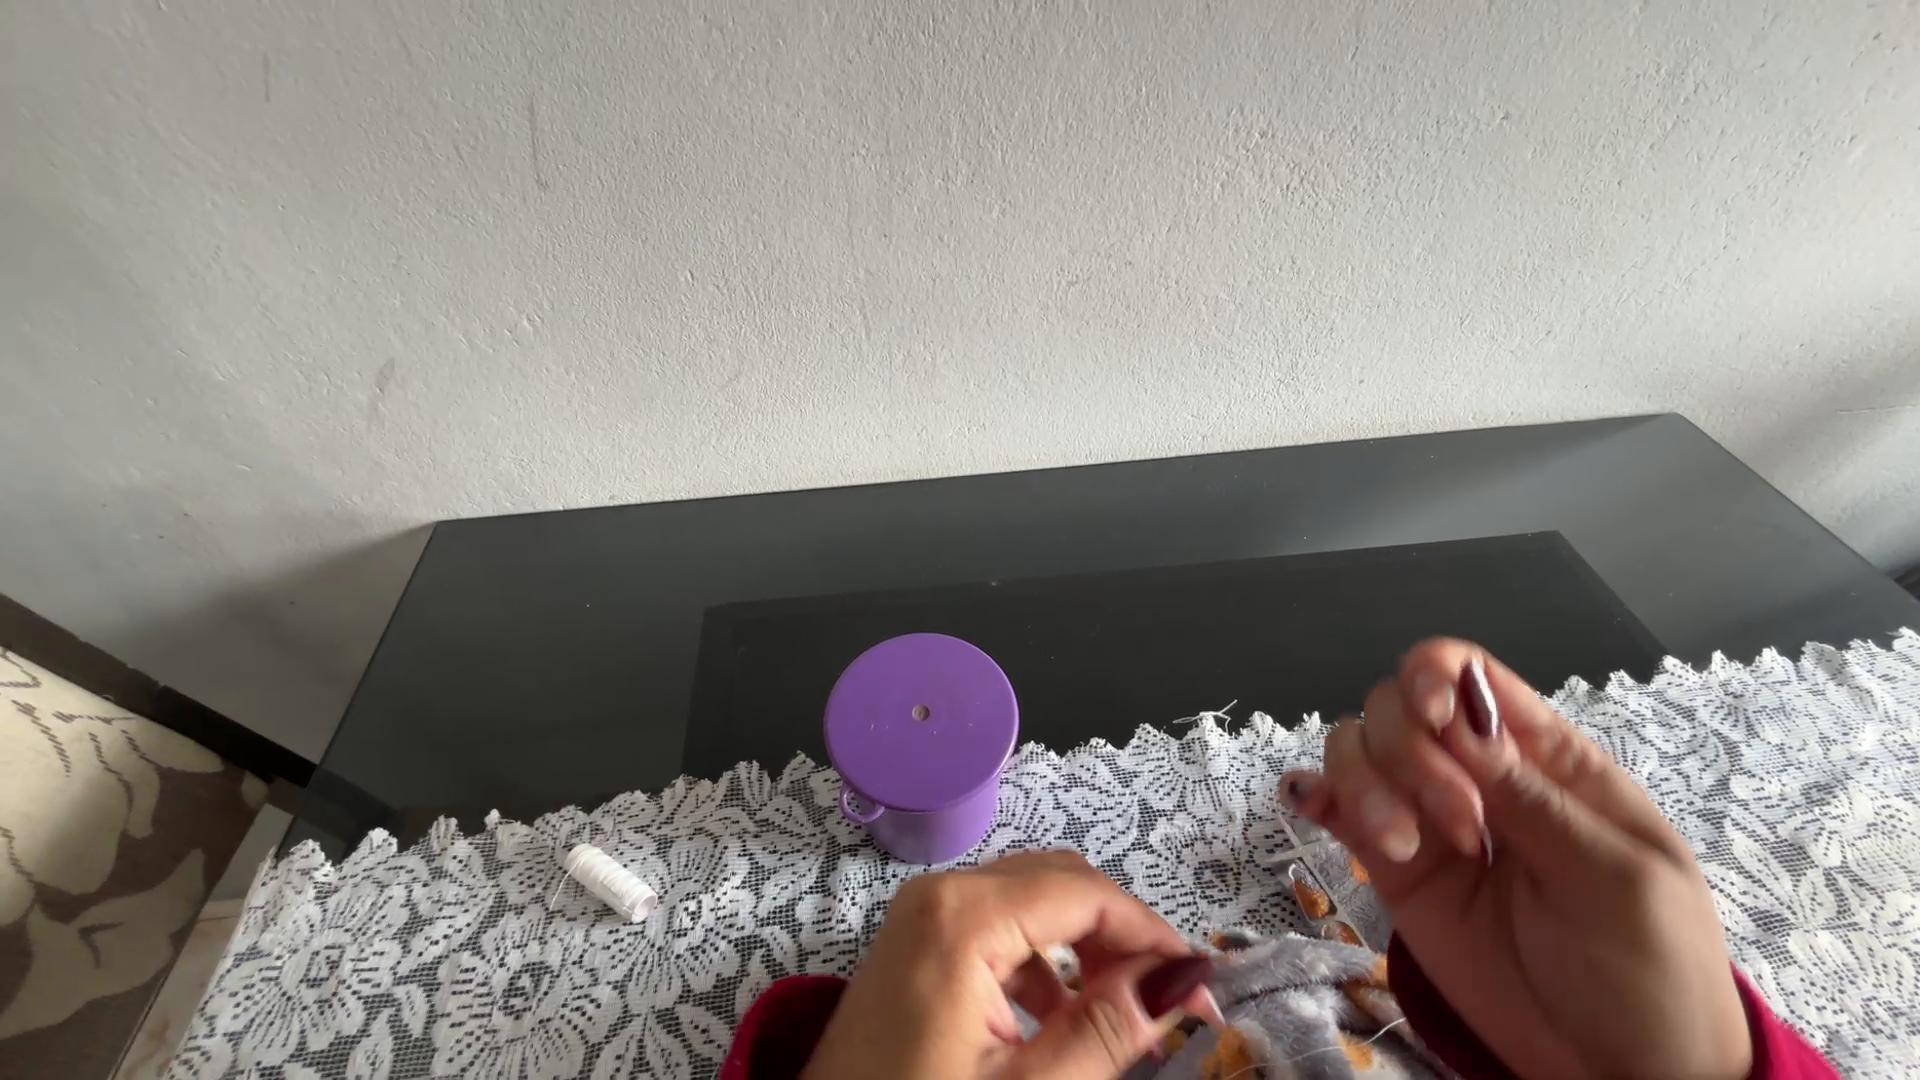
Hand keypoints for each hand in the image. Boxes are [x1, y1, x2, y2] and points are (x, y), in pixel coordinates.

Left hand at [801, 850, 1221, 1079]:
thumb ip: (1105, 1030)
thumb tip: (1178, 984)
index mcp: (964, 915)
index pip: (1083, 891)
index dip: (1150, 933)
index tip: (1200, 985)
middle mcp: (942, 889)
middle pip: (1057, 881)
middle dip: (1118, 934)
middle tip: (1167, 1002)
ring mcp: (923, 908)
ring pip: (1029, 898)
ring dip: (1081, 945)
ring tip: (1118, 1013)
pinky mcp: (917, 934)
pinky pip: (996, 923)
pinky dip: (1039, 958)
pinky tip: (1055, 1016)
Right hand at [1282, 638, 1751, 1079]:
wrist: (1613, 1071)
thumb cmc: (1647, 967)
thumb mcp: (1616, 878)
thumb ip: (1531, 795)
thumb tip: (1458, 714)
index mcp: (1540, 755)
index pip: (1466, 673)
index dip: (1433, 674)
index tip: (1431, 718)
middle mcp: (1469, 767)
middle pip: (1394, 704)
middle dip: (1409, 755)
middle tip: (1458, 830)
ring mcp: (1418, 810)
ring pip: (1352, 744)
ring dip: (1361, 783)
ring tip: (1398, 846)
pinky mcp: (1381, 855)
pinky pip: (1328, 800)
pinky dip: (1312, 791)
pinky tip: (1313, 807)